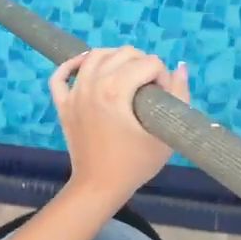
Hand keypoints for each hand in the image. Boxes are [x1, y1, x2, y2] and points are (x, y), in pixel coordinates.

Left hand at [48, 46, 190, 205]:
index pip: (148, 63)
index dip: (162, 77)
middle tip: (149, 87)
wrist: (100, 186)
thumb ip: (178, 97)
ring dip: (114, 57)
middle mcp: (92, 85)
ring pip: (93, 56)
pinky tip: (85, 65)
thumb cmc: (134, 164)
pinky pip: (60, 75)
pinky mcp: (62, 104)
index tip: (163, 98)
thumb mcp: (165, 134)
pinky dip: (71, 65)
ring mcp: (74, 94)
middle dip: (142, 63)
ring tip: (127, 73)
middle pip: (122, 53)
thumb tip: (180, 68)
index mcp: (116, 90)